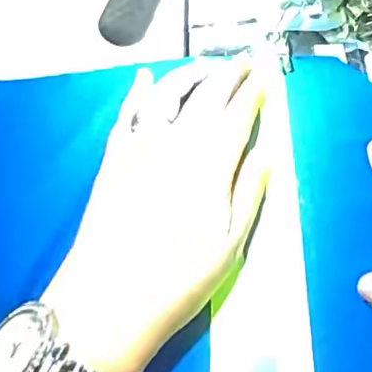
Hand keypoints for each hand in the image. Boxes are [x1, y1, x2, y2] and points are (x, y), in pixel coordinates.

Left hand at [41, 60, 269, 371]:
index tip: (265, 74)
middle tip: (242, 62)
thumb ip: (250, 191)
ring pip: (168, 94)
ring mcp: (141, 148)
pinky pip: (127, 115)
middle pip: (207, 94)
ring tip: (206, 67)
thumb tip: (266, 154)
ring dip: (190, 74)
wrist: (104, 308)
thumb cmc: (177, 280)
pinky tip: (144, 78)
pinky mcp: (113, 160)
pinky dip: (137, 92)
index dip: (254, 89)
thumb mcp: (230, 243)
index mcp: (211, 162)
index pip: (239, 112)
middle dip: (228, 73)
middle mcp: (177, 144)